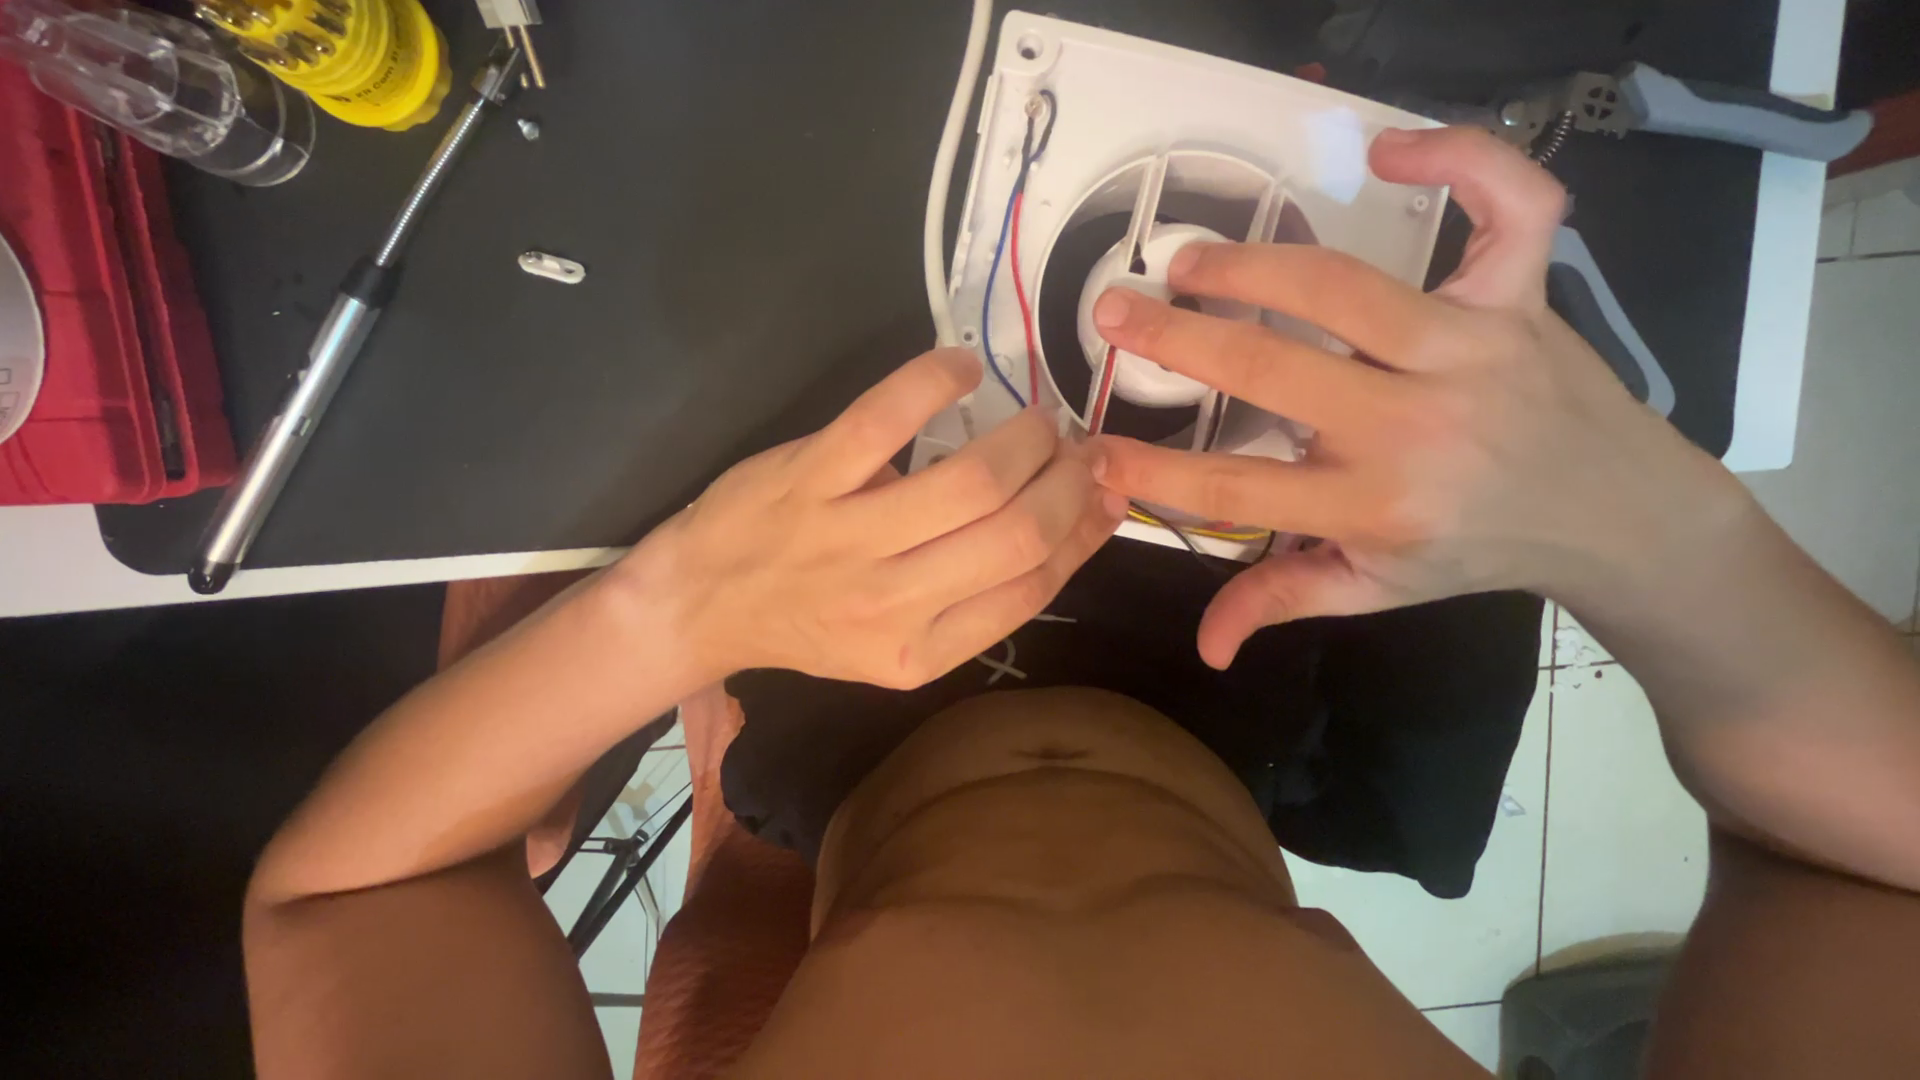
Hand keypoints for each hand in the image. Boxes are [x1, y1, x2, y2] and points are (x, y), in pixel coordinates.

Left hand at [615, 348, 1125, 688]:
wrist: (703, 603)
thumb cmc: (809, 623)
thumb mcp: (898, 643)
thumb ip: (978, 597)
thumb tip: (1073, 522)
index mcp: (920, 651)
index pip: (1033, 586)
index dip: (1084, 531)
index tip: (1105, 490)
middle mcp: (889, 603)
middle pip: (1017, 533)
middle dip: (1069, 480)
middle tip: (1076, 448)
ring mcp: (846, 537)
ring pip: (971, 480)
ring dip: (1024, 438)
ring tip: (1034, 422)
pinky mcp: (808, 477)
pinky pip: (886, 418)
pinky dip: (936, 380)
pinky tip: (961, 369)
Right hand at [1087, 126, 1742, 668]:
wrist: (1618, 515)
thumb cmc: (1475, 549)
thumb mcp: (1373, 591)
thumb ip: (1281, 602)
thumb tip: (1206, 648)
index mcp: (1373, 506)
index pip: (1235, 487)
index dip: (1151, 471)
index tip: (1093, 449)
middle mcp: (1414, 424)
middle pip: (1270, 368)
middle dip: (1173, 339)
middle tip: (1110, 313)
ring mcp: (1470, 350)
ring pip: (1348, 287)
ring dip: (1252, 263)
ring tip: (1189, 261)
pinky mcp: (1520, 298)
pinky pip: (1508, 207)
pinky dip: (1461, 158)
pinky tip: (1387, 148)